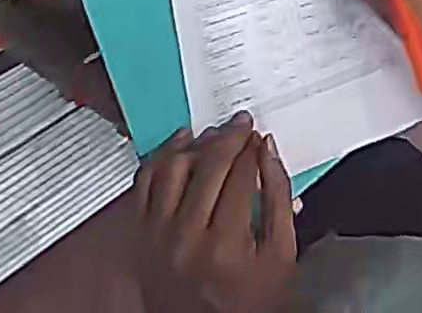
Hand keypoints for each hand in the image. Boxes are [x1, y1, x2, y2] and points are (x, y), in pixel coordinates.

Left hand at [134, 113, 297, 312]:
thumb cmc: (247, 304)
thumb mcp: (281, 254)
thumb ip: (278, 196)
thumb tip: (268, 149)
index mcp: (225, 245)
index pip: (241, 172)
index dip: (253, 147)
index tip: (259, 138)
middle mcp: (185, 239)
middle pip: (209, 164)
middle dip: (230, 137)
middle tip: (242, 126)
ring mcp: (158, 238)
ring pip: (174, 166)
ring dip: (197, 142)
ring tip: (215, 134)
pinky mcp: (141, 238)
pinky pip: (145, 182)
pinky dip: (162, 156)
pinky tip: (181, 145)